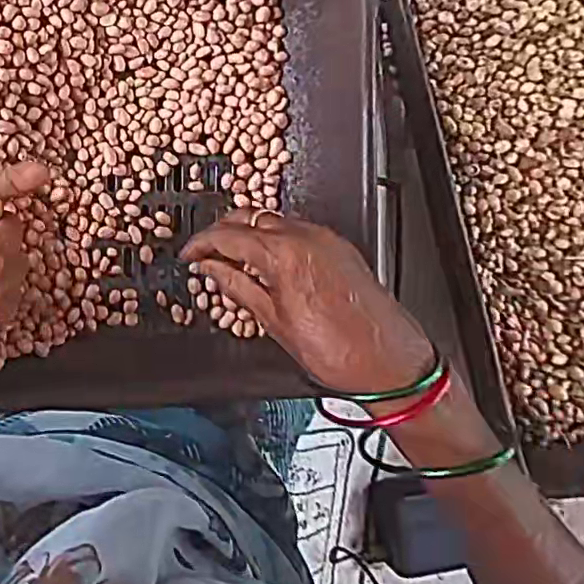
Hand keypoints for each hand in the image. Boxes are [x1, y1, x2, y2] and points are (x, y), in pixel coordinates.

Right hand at [181, 210, 433, 393]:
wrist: (394, 365)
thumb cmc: (339, 352)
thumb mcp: (272, 320)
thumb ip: (236, 285)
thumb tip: (210, 268)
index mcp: (282, 254)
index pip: (226, 236)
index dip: (200, 244)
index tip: (189, 256)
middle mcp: (304, 237)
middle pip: (246, 218)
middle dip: (220, 233)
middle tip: (205, 254)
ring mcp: (324, 239)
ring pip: (270, 219)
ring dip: (245, 231)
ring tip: (231, 257)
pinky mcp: (338, 247)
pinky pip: (294, 228)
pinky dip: (271, 236)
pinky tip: (264, 259)